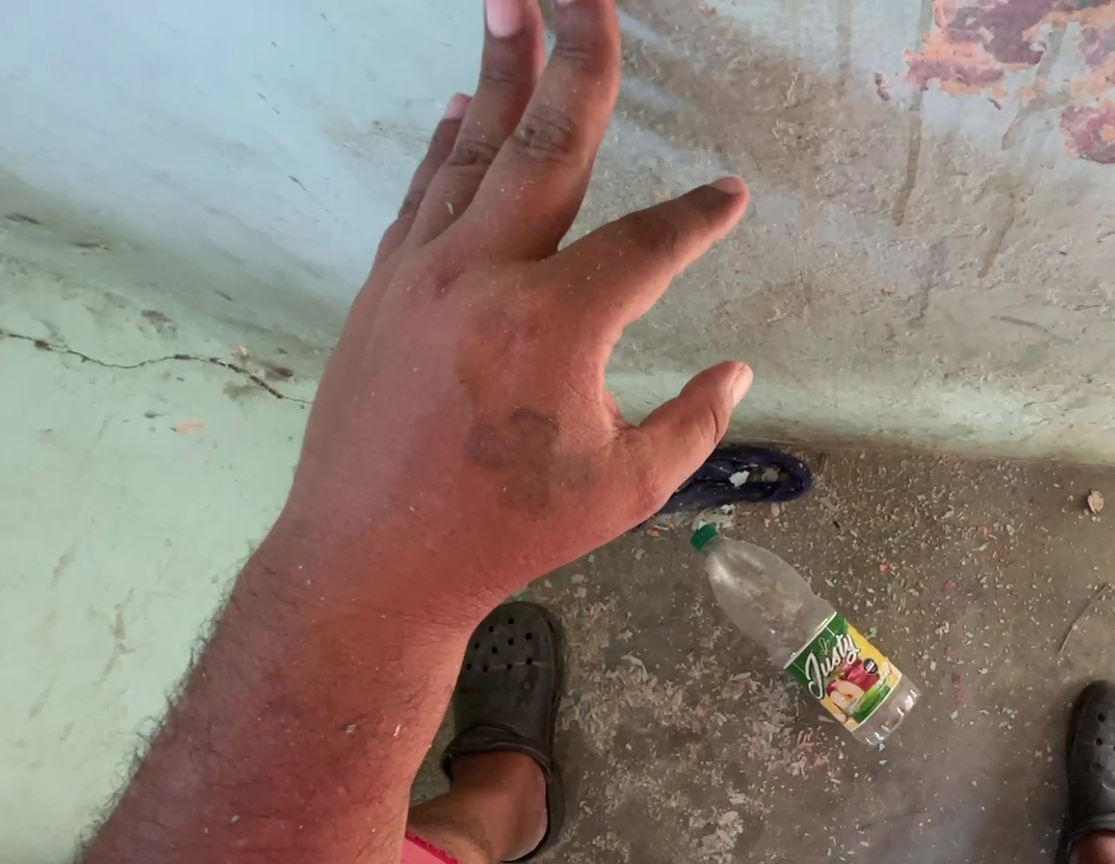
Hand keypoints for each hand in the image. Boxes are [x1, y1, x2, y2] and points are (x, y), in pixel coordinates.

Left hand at [271, 0, 749, 634]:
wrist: (376, 556)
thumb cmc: (514, 529)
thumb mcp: (631, 488)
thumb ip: (696, 423)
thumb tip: (738, 372)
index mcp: (557, 325)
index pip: (648, 247)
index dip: (700, 217)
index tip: (732, 194)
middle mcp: (484, 276)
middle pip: (547, 151)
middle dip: (580, 67)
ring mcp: (422, 274)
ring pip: (473, 154)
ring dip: (502, 76)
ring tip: (513, 5)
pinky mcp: (383, 287)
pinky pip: (427, 192)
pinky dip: (451, 143)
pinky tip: (464, 110)